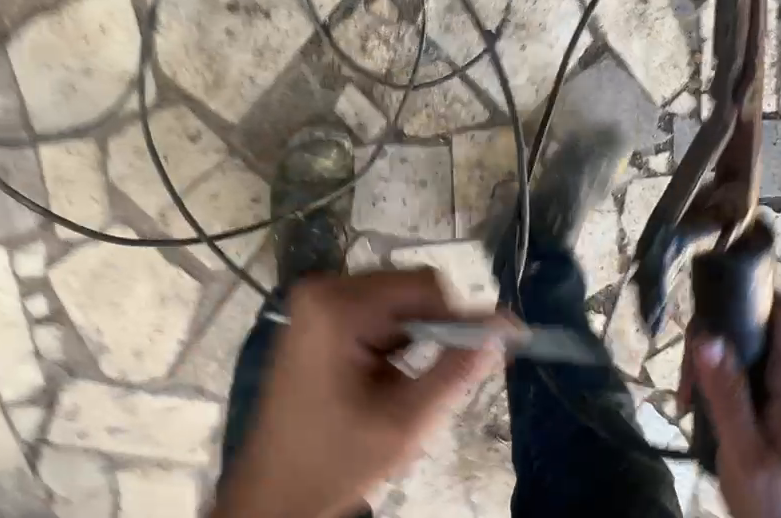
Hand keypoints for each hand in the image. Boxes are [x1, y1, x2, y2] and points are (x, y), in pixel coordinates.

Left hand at [213, 269, 505, 517]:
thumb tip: (502, 331)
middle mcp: (324, 288)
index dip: (469, 311)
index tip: (509, 336)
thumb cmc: (334, 461)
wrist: (271, 493)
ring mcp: (317, 299)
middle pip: (410, 289)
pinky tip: (397, 374)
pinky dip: (398, 336)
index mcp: (339, 306)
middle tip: (473, 364)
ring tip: (427, 378)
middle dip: (443, 325)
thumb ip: (455, 372)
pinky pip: (376, 311)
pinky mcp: (317, 315)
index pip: (425, 287)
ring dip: (421, 332)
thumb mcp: (403, 423)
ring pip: (397, 300)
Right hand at [679, 296, 780, 517]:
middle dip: (718, 340)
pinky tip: (705, 406)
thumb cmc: (775, 504)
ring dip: (718, 363)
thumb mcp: (744, 451)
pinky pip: (758, 374)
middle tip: (687, 376)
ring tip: (689, 397)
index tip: (706, 310)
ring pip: (754, 351)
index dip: (746, 296)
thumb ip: (726, 392)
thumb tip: (706, 334)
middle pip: (760, 328)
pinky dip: (730, 381)